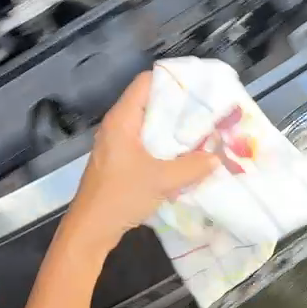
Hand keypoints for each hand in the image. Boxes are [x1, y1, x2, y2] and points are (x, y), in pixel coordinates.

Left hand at [61, 72, 218, 256]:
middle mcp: (116, 125)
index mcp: (122, 119)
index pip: (145, 82)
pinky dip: (162, 143)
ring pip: (147, 123)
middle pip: (148, 101)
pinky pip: (143, 141)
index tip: (199, 86)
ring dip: (171, 127)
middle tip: (207, 110)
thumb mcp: (161, 181)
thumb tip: (216, 157)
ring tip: (200, 130)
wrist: (90, 228)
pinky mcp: (118, 160)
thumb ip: (192, 167)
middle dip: (178, 105)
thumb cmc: (121, 196)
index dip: (172, 79)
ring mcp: (115, 143)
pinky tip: (182, 154)